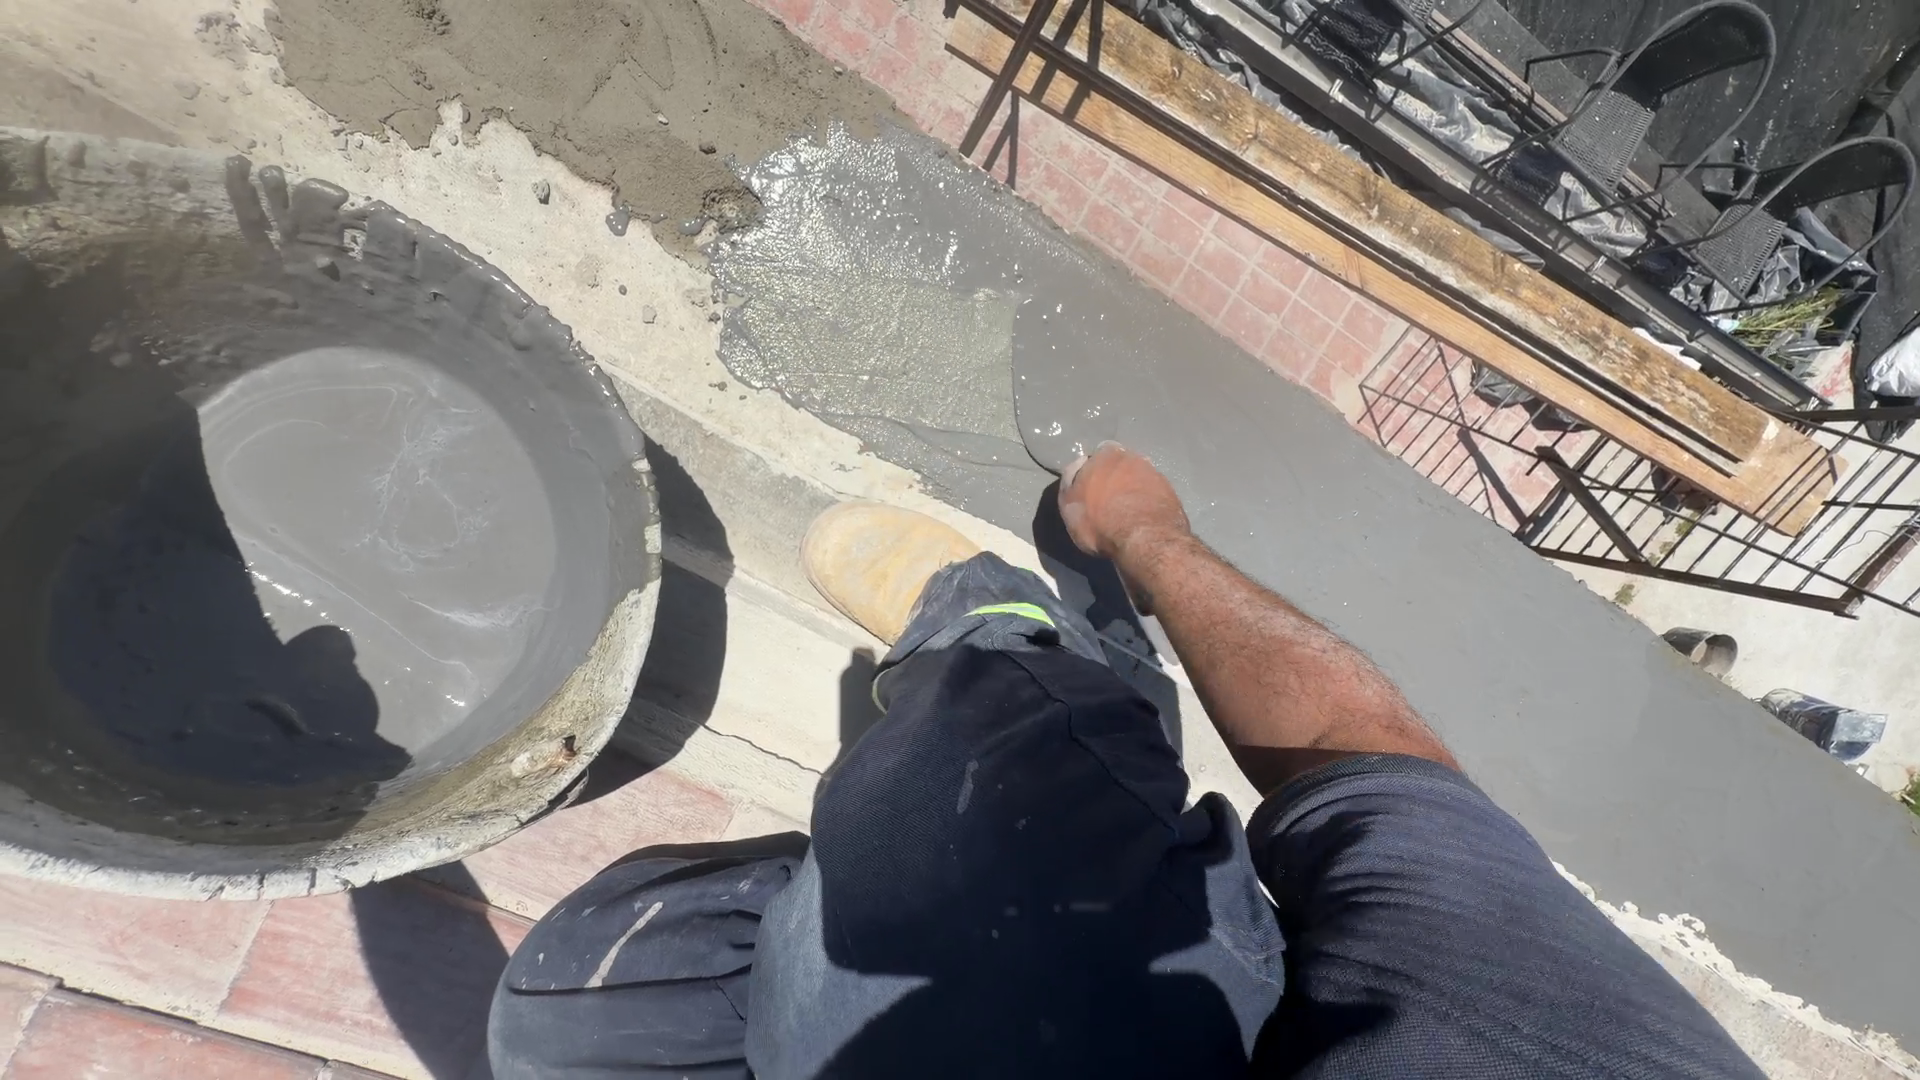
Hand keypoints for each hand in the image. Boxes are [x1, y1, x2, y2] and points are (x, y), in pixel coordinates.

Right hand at [1058, 442, 1189, 561]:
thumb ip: (1070, 480)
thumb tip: (1078, 465)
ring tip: (1126, 513)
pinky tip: (1142, 520)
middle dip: (1115, 478)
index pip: (1097, 454)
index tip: (1089, 488)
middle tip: (1108, 501)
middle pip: (1121, 465)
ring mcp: (1156, 474)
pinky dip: (1147, 503)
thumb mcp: (1069, 503)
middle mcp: (1134, 457)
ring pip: (1139, 478)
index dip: (1092, 471)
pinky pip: (1154, 494)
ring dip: (1133, 490)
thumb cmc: (1099, 521)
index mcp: (1106, 454)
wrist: (1145, 540)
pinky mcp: (1172, 493)